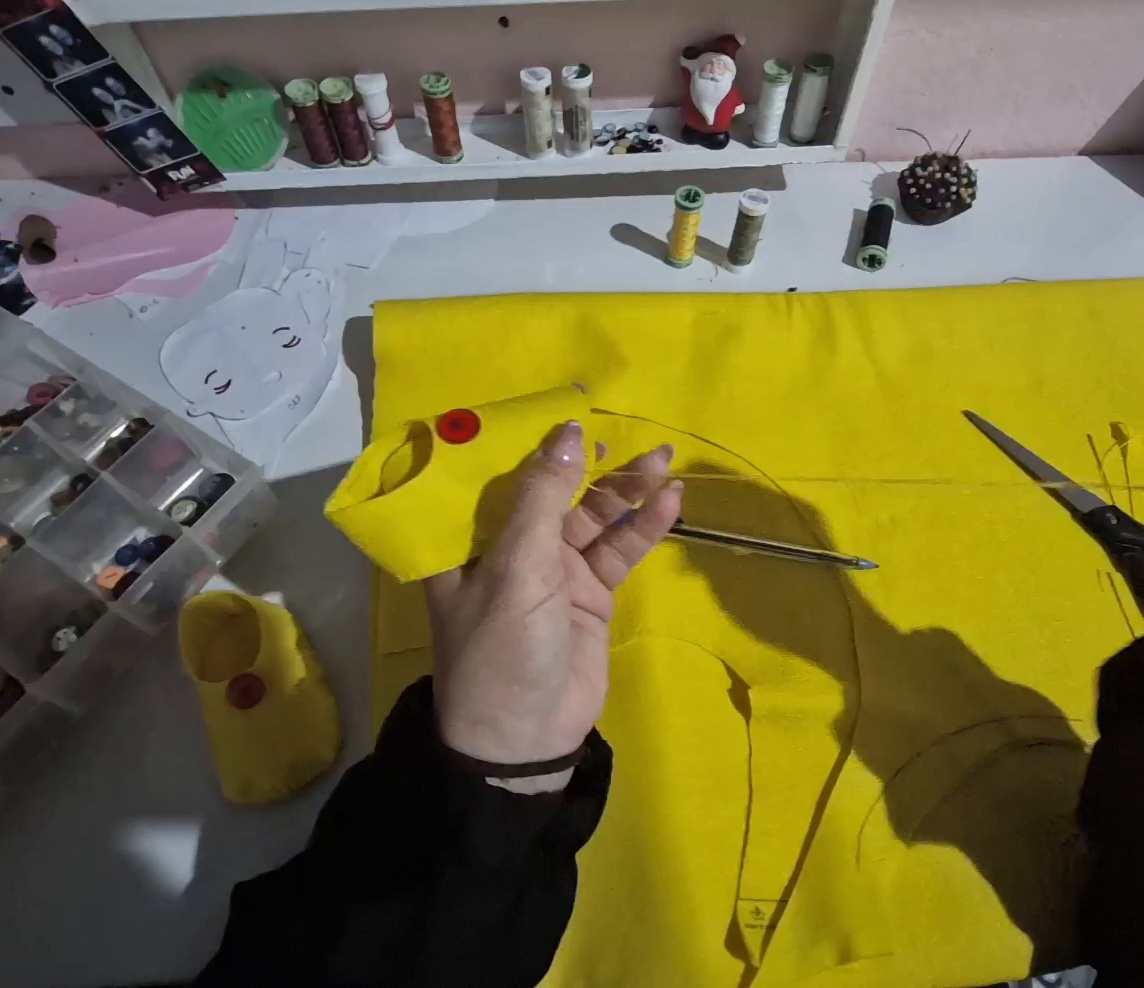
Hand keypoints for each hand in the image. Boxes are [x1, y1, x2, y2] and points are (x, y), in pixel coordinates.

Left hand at [425, 422, 683, 768]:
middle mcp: (512, 545)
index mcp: (473, 536)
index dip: (534, 440)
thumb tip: (568, 433)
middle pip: (558, 491)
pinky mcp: (590, 592)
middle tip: (633, 437)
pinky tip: (669, 503)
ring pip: (595, 516)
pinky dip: (642, 527)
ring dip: (629, 490)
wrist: (527, 737)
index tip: (571, 407)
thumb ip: (542, 499)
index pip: (501, 473)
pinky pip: (618, 549)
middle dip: (594, 465)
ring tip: (664, 460)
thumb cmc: (503, 648)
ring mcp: (555, 568)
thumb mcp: (517, 568)